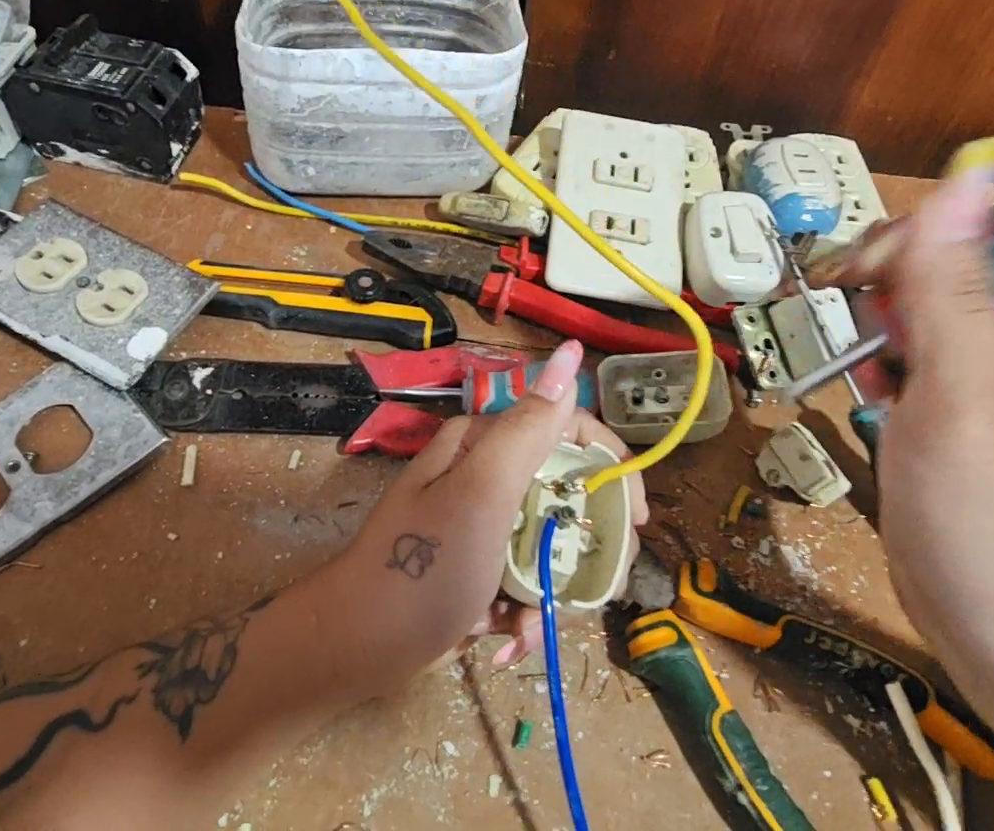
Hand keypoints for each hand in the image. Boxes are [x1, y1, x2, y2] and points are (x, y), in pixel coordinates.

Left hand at [322, 341, 644, 693]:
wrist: (357, 642)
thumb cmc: (424, 565)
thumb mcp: (484, 491)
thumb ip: (530, 427)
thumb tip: (570, 353)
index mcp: (481, 443)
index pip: (567, 430)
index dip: (609, 468)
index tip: (637, 517)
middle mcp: (478, 473)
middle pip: (560, 494)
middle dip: (577, 546)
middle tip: (585, 586)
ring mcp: (474, 521)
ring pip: (543, 542)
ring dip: (547, 590)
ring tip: (526, 625)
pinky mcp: (468, 564)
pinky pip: (515, 577)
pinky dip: (519, 609)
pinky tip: (505, 638)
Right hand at [848, 163, 993, 674]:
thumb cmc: (988, 522)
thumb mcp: (965, 398)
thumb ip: (952, 291)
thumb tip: (963, 181)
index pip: (971, 238)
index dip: (906, 247)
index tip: (850, 284)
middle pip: (933, 275)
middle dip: (879, 297)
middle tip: (850, 342)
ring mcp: (975, 384)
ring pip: (907, 319)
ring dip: (868, 338)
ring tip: (859, 382)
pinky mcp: (942, 417)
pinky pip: (898, 366)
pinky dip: (870, 375)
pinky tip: (865, 401)